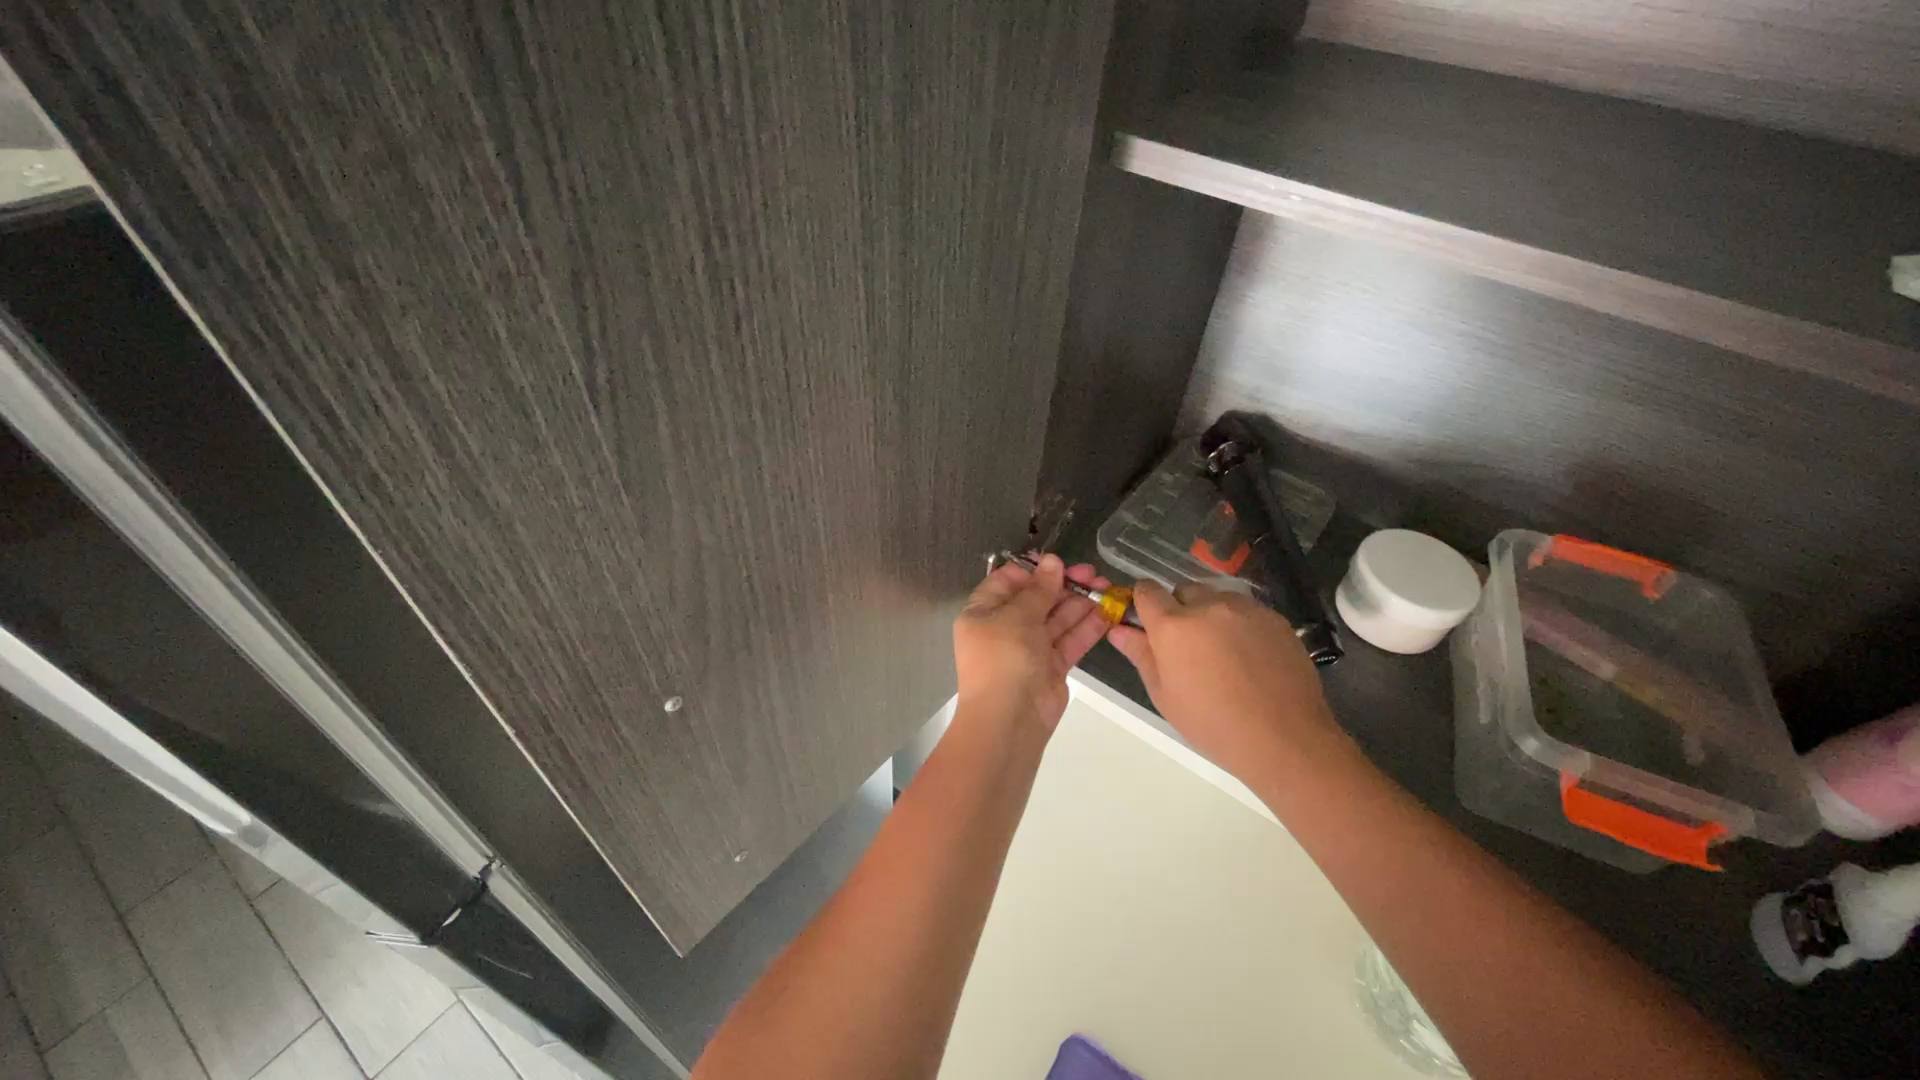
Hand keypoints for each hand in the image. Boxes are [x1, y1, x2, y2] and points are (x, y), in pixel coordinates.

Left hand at [953, 554, 1110, 732]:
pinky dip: (1087, 627)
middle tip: (1091, 574)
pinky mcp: (1051, 668)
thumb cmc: (1003, 660)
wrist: (1009, 721)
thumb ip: (1038, 590)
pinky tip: (1108, 612)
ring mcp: (1029, 649)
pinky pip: (1069, 641)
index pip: (1006, 582)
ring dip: (1080, 604)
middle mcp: (1004, 629)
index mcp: (983, 613)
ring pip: (1057, 620)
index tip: (1059, 562)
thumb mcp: (1017, 617)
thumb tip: (1052, 562)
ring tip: (1105, 588)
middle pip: (1036, 599)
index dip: (1033, 570)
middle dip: (1064, 585)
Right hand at [1106, 580, 1344, 780]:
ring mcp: (1245, 609)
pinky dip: (1240, 623)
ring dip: (1211, 613)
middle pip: (1183, 590)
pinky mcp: (1273, 617)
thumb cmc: (1213, 724)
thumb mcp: (1165, 696)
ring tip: (1221, 650)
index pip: (1147, 591)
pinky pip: (1247, 610)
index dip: (1144, 603)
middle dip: (1179, 609)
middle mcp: (1208, 606)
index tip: (1148, 621)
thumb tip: (1119, 630)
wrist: (1283, 737)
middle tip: (1187, 645)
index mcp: (1173, 626)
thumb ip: (1141, 655)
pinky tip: (1249, 656)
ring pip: (1217, 597)